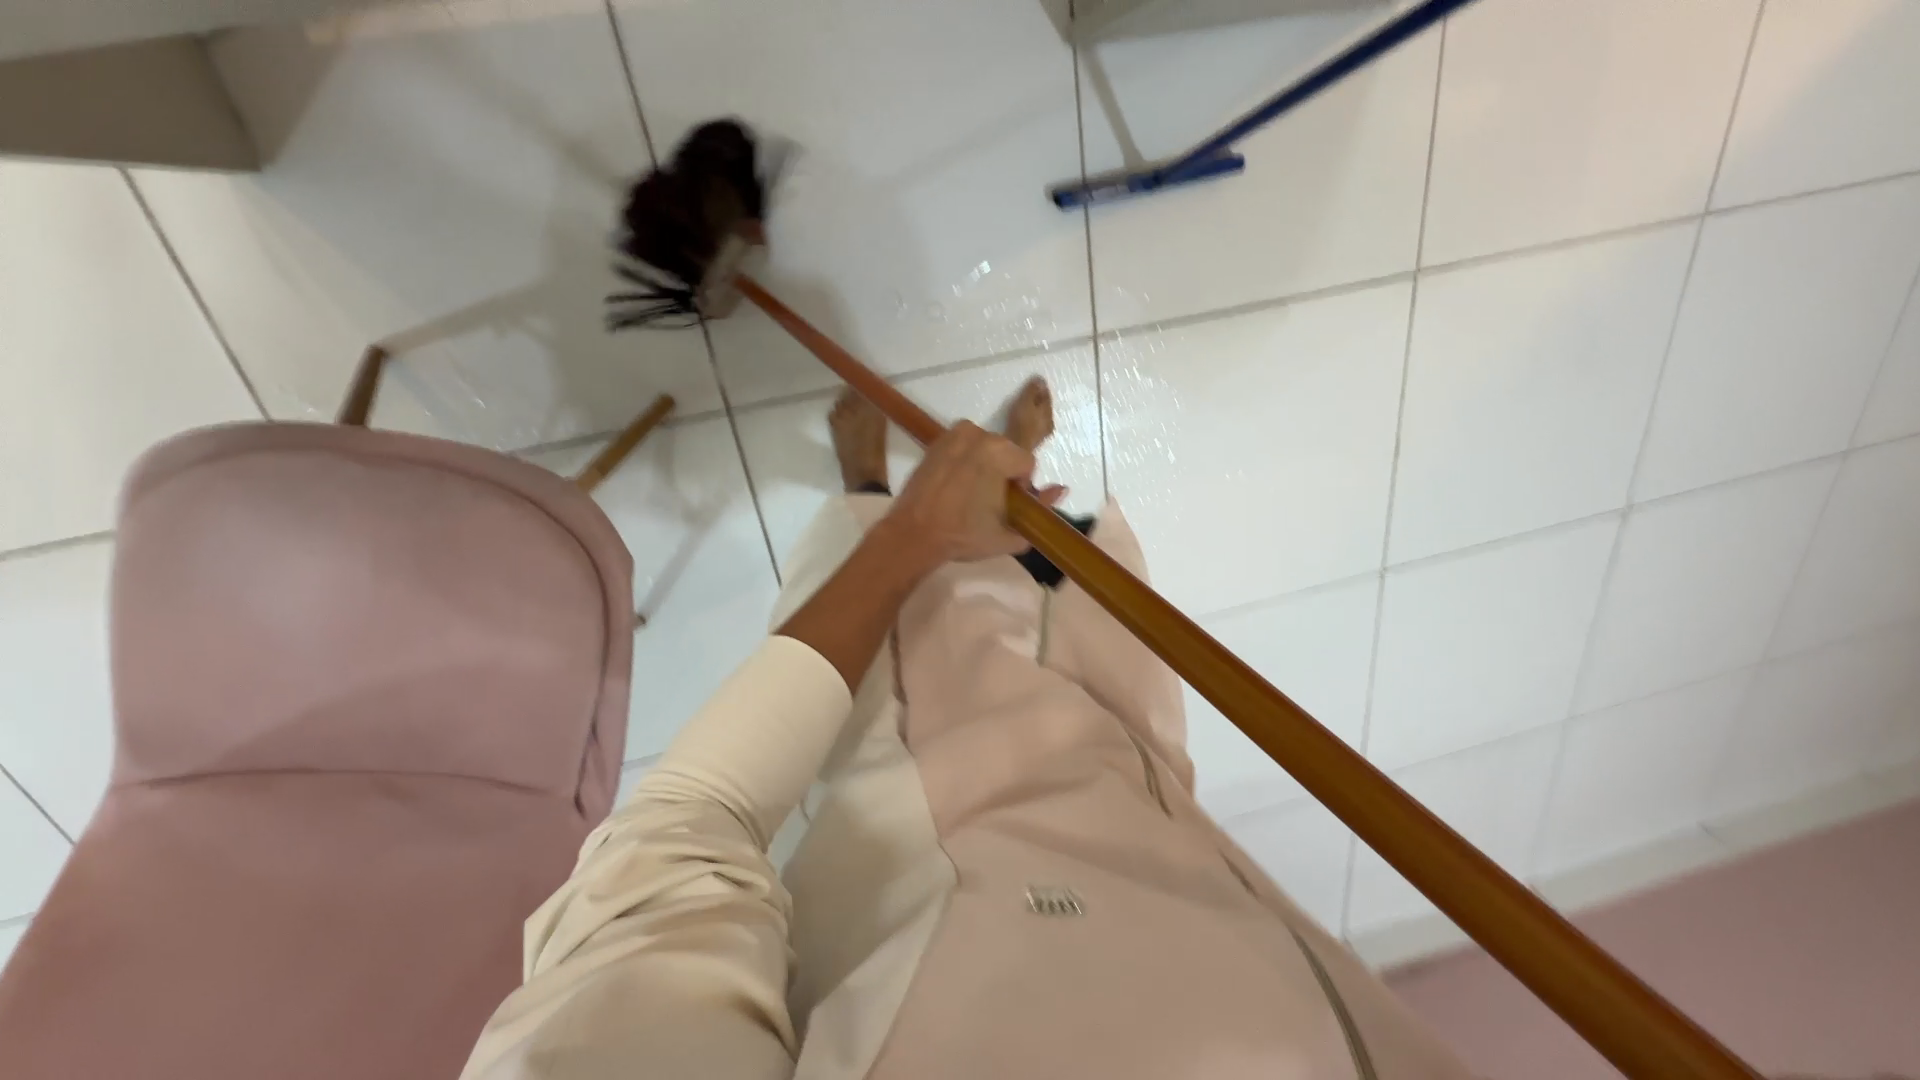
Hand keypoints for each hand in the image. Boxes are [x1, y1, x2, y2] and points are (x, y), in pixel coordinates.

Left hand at [879, 421, 1065, 566]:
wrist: (913, 533)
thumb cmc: (963, 535)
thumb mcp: (1009, 533)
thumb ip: (1042, 508)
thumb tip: (1061, 489)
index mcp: (999, 452)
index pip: (1027, 464)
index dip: (1021, 487)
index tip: (1004, 506)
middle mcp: (978, 434)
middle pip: (1006, 453)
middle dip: (1003, 474)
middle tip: (987, 503)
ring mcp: (953, 434)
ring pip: (984, 449)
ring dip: (984, 466)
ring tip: (969, 495)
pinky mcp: (935, 442)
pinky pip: (963, 448)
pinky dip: (965, 462)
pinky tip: (954, 486)